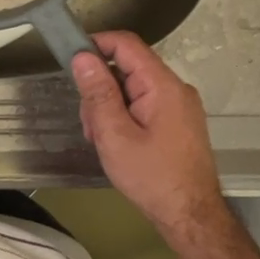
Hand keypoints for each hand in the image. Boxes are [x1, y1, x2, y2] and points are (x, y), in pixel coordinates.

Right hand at [71, 31, 222, 232]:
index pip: (126, 44)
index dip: (95, 44)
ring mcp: (179, 105)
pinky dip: (124, 117)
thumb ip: (98, 94)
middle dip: (100, 89)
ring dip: (110, 107)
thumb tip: (82, 57)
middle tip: (90, 124)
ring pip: (132, 89)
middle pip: (127, 68)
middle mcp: (175, 88)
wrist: (190, 214)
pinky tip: (118, 144)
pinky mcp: (178, 121)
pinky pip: (143, 105)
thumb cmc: (151, 176)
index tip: (69, 60)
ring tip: (105, 141)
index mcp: (162, 86)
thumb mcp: (114, 135)